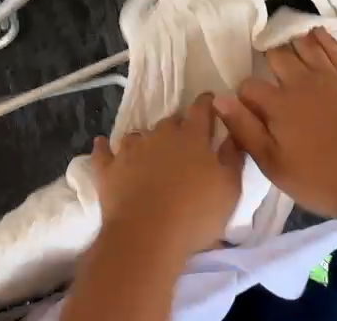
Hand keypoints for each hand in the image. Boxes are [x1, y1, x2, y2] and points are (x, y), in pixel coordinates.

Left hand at [91, 94, 244, 260]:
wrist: (147, 236)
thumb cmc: (195, 214)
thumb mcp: (229, 189)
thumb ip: (233, 158)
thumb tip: (233, 133)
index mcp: (192, 137)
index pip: (201, 109)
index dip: (207, 103)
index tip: (210, 100)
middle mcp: (160, 135)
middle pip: (170, 122)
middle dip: (178, 127)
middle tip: (184, 140)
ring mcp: (131, 150)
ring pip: (138, 134)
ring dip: (145, 139)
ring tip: (150, 151)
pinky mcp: (109, 169)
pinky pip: (104, 152)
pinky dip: (104, 148)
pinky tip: (103, 144)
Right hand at [213, 28, 336, 224]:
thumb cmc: (321, 179)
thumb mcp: (275, 165)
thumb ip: (245, 130)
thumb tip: (218, 98)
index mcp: (278, 103)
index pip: (249, 86)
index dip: (244, 97)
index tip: (249, 109)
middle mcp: (301, 81)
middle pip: (276, 56)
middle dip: (267, 61)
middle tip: (268, 73)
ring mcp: (329, 76)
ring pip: (304, 45)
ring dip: (292, 43)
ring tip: (286, 47)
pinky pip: (334, 48)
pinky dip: (322, 38)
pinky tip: (316, 34)